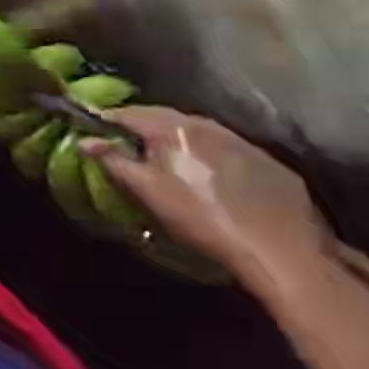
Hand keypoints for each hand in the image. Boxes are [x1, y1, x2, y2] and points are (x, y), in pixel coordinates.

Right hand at [83, 106, 334, 277]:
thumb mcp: (145, 189)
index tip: (97, 132)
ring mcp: (248, 146)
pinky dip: (217, 156)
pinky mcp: (277, 167)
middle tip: (133, 146)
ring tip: (175, 160)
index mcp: (172, 128)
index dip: (107, 121)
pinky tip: (218, 179)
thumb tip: (84, 139)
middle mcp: (209, 127)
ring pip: (202, 133)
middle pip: (166, 118)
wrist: (284, 255)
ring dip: (183, 140)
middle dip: (146, 127)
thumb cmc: (200, 216)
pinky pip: (235, 152)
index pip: (127, 113)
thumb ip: (112, 159)